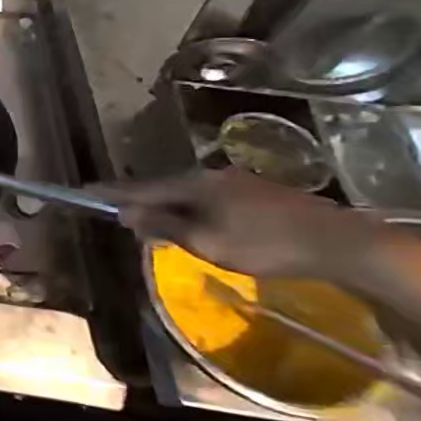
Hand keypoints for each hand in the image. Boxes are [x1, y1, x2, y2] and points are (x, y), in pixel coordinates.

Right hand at [111, 169, 389, 281]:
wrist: (336, 241)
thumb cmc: (266, 246)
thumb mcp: (208, 243)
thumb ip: (164, 226)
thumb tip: (125, 213)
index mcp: (194, 185)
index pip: (140, 188)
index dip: (111, 193)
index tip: (83, 192)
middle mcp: (208, 175)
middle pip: (161, 186)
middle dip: (134, 197)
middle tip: (109, 207)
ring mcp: (232, 180)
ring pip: (183, 191)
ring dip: (161, 203)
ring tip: (143, 215)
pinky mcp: (251, 190)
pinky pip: (203, 195)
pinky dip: (185, 205)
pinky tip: (188, 217)